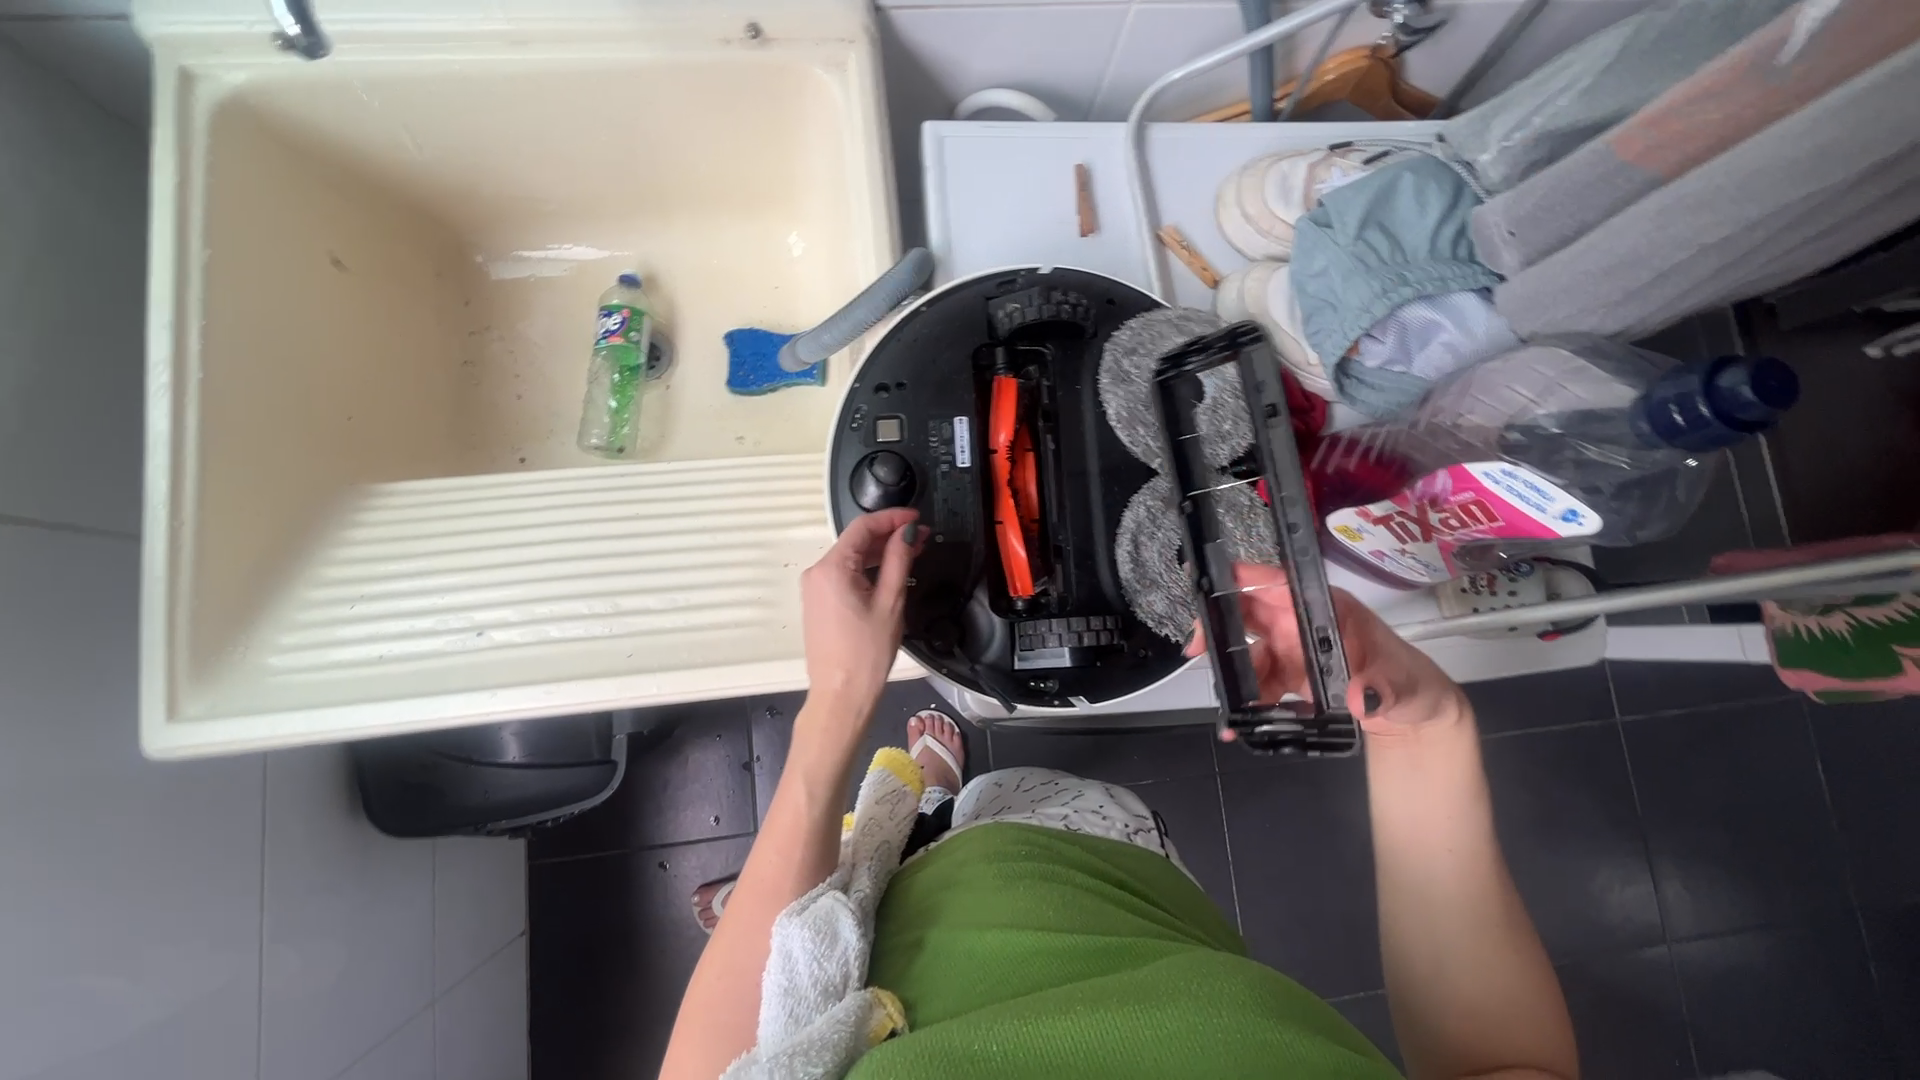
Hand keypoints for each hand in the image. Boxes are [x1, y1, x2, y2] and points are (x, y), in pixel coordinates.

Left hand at [800, 508, 924, 717]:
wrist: (841, 694)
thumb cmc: (866, 653)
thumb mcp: (890, 602)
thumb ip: (899, 560)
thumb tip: (907, 532)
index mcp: (831, 568)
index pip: (862, 527)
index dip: (892, 518)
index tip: (917, 518)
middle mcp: (817, 572)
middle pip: (856, 540)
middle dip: (889, 535)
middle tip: (922, 537)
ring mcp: (816, 588)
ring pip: (852, 557)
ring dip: (881, 552)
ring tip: (913, 552)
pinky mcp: (820, 602)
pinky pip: (845, 574)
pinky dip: (869, 569)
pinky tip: (892, 571)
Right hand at [1185, 563, 1468, 739]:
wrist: (1412, 716)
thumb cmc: (1411, 686)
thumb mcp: (1403, 687)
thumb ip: (1382, 691)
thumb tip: (1360, 697)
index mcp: (1326, 608)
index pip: (1279, 584)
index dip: (1243, 580)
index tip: (1213, 589)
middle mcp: (1301, 623)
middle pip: (1248, 613)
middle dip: (1218, 626)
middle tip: (1198, 649)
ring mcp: (1291, 650)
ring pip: (1247, 652)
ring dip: (1232, 676)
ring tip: (1227, 706)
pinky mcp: (1287, 678)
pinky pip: (1256, 685)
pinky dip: (1243, 703)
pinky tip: (1236, 725)